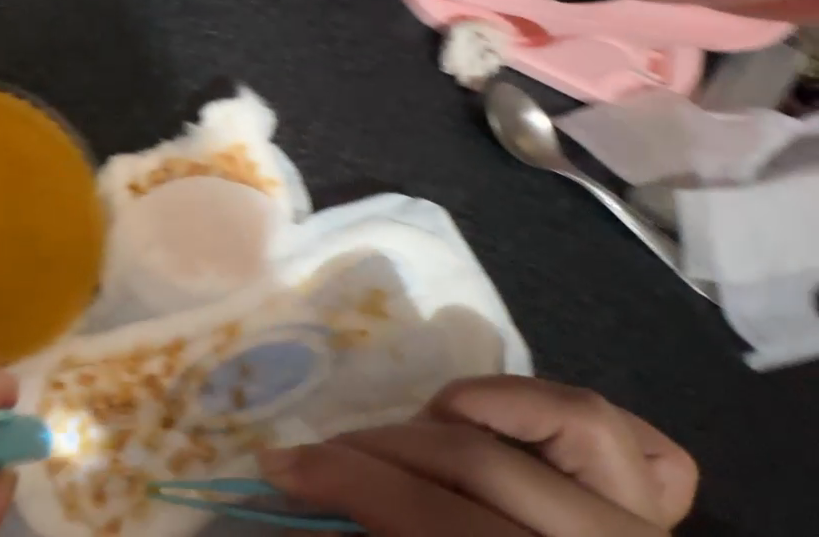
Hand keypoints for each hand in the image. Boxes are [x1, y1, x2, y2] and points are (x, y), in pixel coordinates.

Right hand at [258, 375, 697, 535]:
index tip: (276, 468)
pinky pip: (629, 434)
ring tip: (416, 435)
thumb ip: (367, 530)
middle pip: (476, 461)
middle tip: (316, 452)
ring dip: (467, 413)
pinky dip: (551, 409)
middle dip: (377, 448)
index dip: (349, 483)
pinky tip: (495, 428)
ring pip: (571, 420)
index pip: (436, 516)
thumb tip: (278, 495)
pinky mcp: (657, 507)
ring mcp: (648, 525)